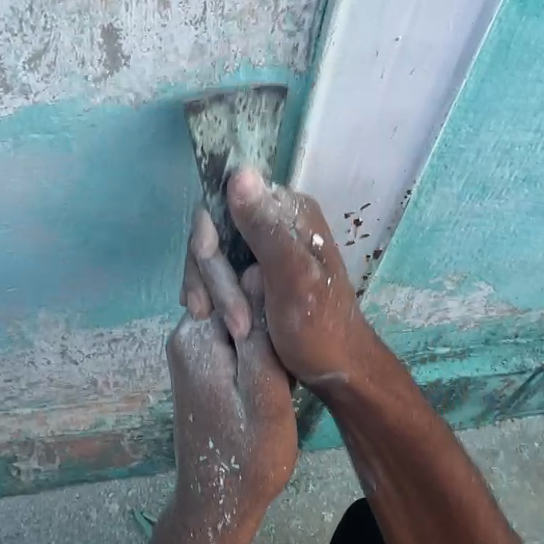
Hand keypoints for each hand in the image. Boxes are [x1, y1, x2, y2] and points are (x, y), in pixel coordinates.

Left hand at [170, 210, 296, 518]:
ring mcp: (191, 344)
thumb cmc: (248, 458)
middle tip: (243, 188)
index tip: (239, 191)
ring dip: (227, 256)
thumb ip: (261, 338)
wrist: (216, 503)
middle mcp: (187, 334)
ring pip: (208, 286)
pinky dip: (232, 284)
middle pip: (202, 270)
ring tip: (250, 217)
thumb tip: (258, 276)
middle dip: (223, 234)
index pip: (210, 272)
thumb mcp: (267, 401)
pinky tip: (255, 271)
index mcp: (200, 340)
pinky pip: (215, 306)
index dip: (227, 236)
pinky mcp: (200, 355)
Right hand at [226, 168, 378, 388]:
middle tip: (220, 316)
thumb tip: (238, 173)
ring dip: (212, 290)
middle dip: (212, 274)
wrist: (335, 370)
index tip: (208, 278)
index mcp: (290, 210)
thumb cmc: (318, 329)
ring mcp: (264, 244)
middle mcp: (276, 219)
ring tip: (231, 327)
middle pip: (214, 228)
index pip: (225, 201)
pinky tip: (211, 316)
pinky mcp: (253, 268)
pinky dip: (211, 293)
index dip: (209, 238)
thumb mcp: (292, 278)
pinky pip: (216, 270)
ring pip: (212, 252)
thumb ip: (264, 228)